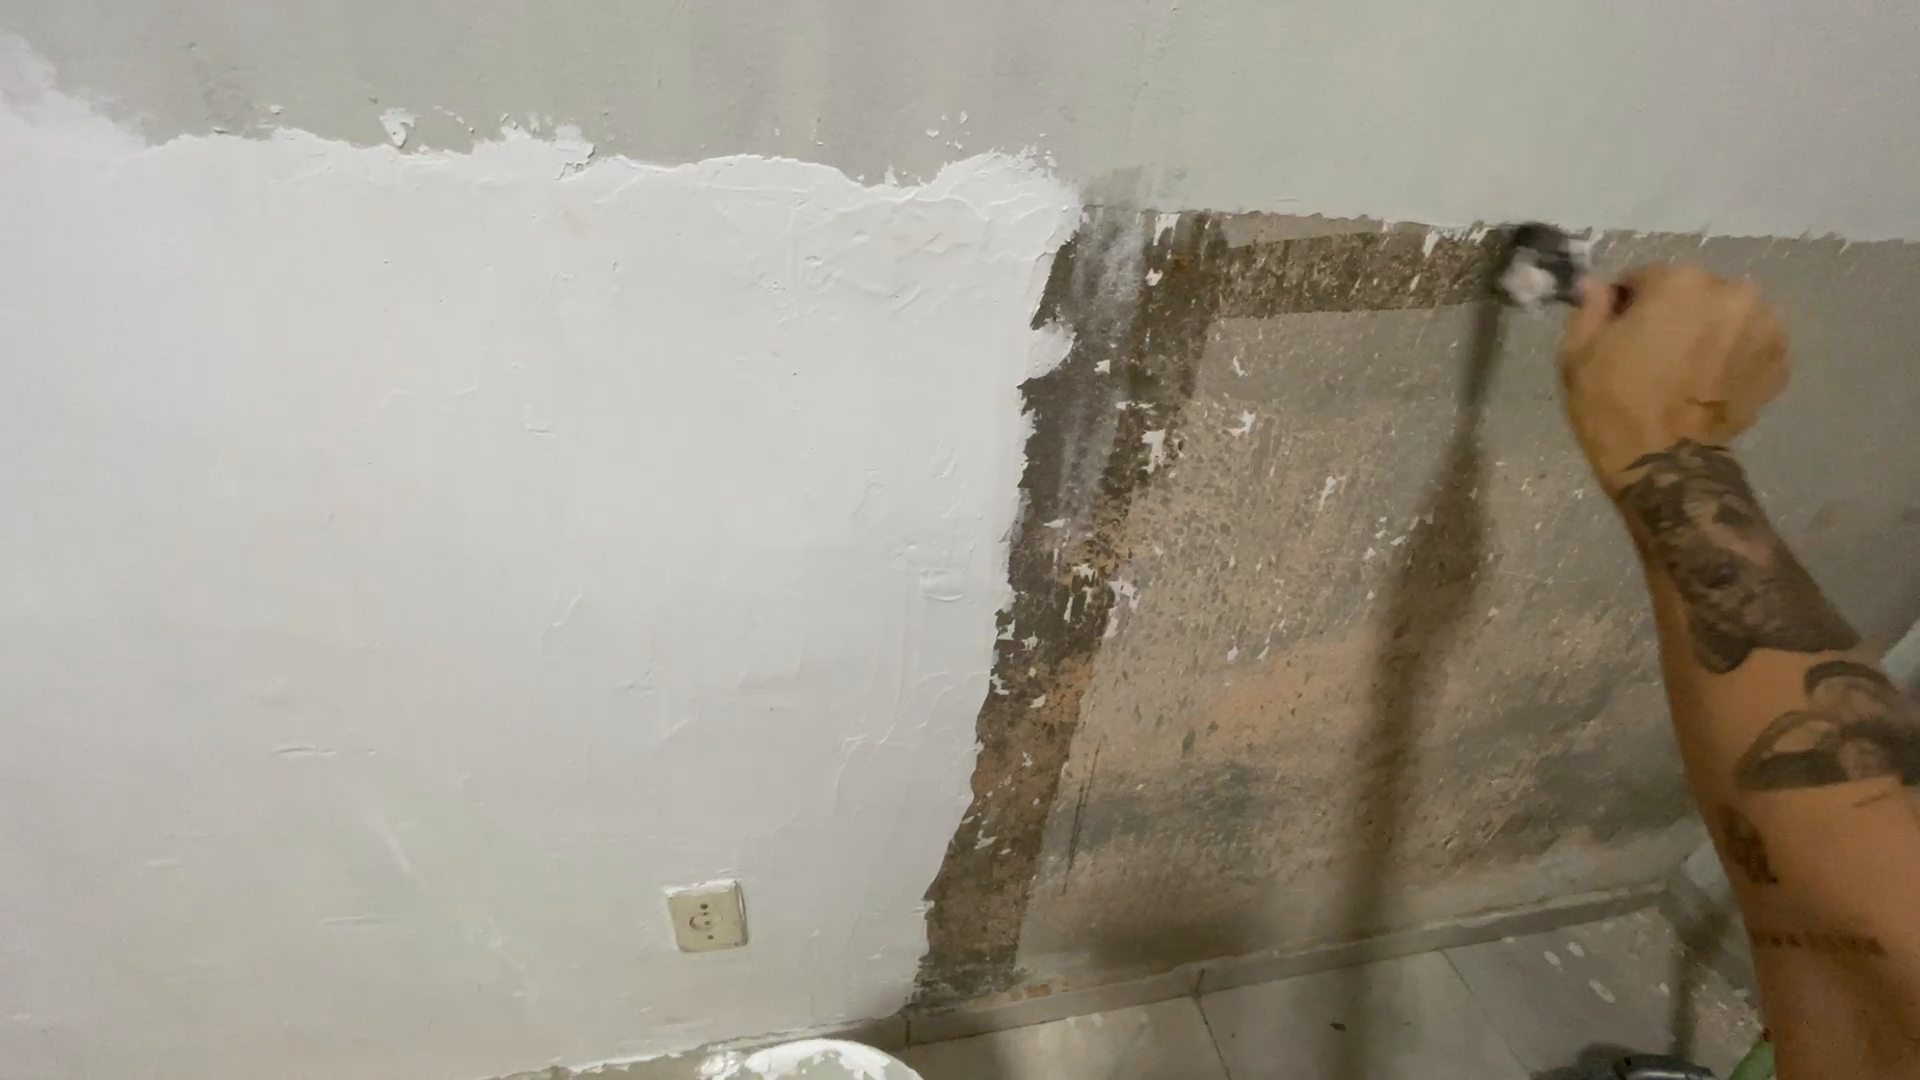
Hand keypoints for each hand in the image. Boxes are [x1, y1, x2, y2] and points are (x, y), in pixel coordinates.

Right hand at [1557, 264, 1788, 492]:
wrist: (1660, 455)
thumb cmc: (1608, 400)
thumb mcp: (1577, 353)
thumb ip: (1589, 309)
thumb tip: (1593, 285)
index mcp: (1678, 283)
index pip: (1643, 276)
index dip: (1621, 302)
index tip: (1610, 330)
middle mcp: (1732, 292)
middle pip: (1691, 292)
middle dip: (1669, 314)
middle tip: (1646, 352)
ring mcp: (1766, 324)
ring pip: (1724, 316)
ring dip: (1702, 332)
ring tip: (1678, 370)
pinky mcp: (1780, 358)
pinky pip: (1746, 345)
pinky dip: (1727, 356)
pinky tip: (1702, 383)